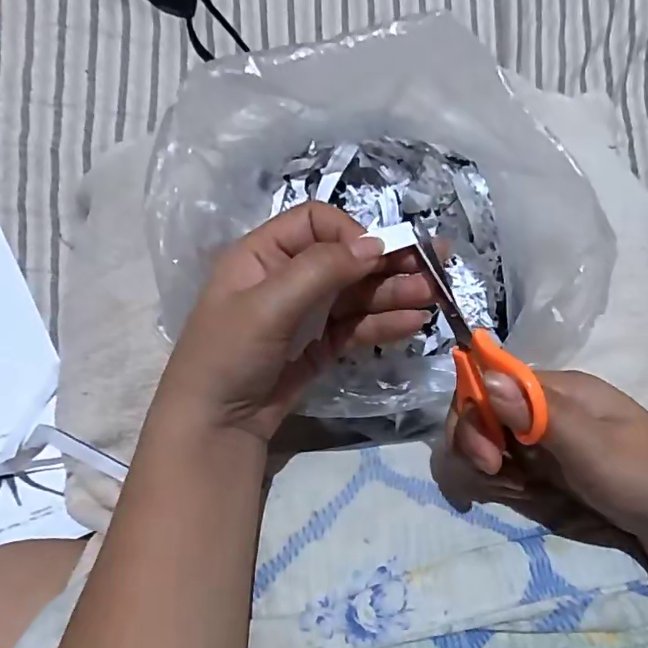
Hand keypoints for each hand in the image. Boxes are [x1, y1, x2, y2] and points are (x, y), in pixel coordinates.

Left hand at [156, 202, 440, 439]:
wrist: (214, 424)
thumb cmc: (229, 354)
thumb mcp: (267, 304)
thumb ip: (320, 270)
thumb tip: (374, 244)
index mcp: (262, 255)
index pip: (315, 223)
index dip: (350, 233)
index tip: (379, 254)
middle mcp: (285, 278)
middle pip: (344, 259)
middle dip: (387, 263)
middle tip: (433, 267)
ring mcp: (303, 315)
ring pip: (355, 295)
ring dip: (393, 293)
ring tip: (433, 296)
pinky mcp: (317, 348)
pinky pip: (355, 327)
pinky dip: (382, 323)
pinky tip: (412, 322)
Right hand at [443, 369, 647, 536]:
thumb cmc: (644, 477)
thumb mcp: (593, 446)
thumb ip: (539, 413)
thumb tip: (487, 375)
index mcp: (558, 389)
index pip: (489, 382)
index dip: (473, 414)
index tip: (485, 458)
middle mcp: (542, 407)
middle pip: (478, 412)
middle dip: (473, 445)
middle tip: (494, 479)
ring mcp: (540, 439)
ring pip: (483, 442)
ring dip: (483, 468)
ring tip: (514, 491)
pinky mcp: (541, 467)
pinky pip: (499, 466)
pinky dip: (497, 481)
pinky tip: (518, 494)